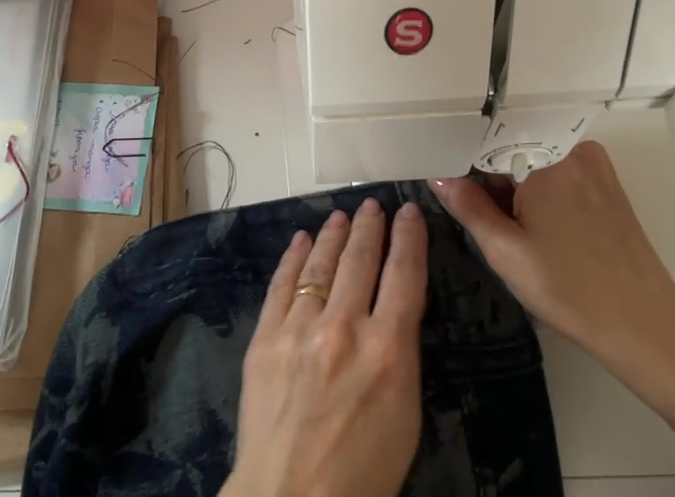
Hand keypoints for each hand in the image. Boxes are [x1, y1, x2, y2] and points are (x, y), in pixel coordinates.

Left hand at [221, 198, 427, 496]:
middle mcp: (345, 327)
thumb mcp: (404, 413)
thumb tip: (391, 315)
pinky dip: (293, 259)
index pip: (405, 276)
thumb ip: (398, 356)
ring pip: (320, 266)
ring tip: (342, 216)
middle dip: (371, 228)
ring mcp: (300, 328)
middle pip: (361, 260)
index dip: (409, 239)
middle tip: (374, 205)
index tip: (409, 214)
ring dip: (334, 236)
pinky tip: (301, 241)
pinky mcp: (265, 337)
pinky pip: (281, 285)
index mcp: (389, 350)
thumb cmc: (363, 471)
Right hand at [430, 142, 674, 381]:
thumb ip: (468, 206)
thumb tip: (439, 176)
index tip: (445, 181)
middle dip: (491, 177)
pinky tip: (535, 228)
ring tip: (506, 226)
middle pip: (514, 150)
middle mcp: (575, 152)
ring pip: (536, 163)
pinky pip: (559, 175)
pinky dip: (539, 193)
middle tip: (475, 214)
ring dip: (515, 187)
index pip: (489, 142)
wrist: (643, 327)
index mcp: (548, 159)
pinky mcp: (607, 187)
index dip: (463, 161)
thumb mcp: (505, 251)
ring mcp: (595, 168)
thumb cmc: (569, 289)